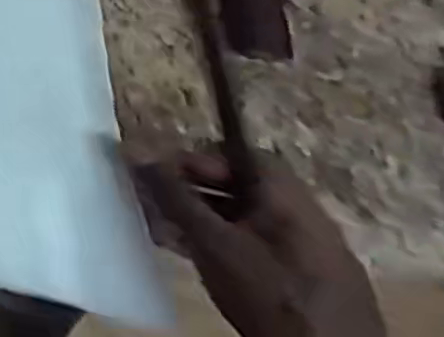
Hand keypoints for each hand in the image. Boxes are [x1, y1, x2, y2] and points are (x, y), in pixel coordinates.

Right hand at [134, 151, 384, 336]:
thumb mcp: (211, 240)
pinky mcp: (308, 286)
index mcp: (289, 198)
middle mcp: (305, 219)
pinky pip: (256, 247)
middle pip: (237, 187)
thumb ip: (171, 194)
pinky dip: (221, 244)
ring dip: (198, 218)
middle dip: (189, 189)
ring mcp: (311, 255)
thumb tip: (132, 149)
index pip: (237, 153)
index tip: (162, 172)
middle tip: (153, 201)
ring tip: (162, 230)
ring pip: (242, 219)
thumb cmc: (269, 295)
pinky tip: (190, 256)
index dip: (196, 156)